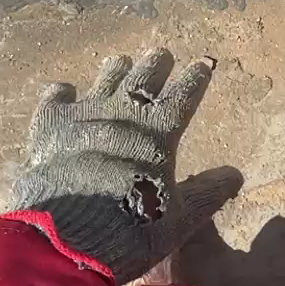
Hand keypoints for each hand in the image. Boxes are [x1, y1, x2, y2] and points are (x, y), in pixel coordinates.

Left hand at [8, 48, 241, 283]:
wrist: (68, 232)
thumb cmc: (133, 227)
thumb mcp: (181, 217)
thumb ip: (207, 193)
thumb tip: (235, 174)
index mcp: (160, 132)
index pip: (184, 96)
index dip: (195, 80)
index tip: (203, 64)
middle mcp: (125, 113)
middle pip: (143, 80)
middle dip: (154, 65)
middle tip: (160, 53)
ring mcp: (85, 115)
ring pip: (104, 82)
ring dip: (115, 71)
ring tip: (119, 61)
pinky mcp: (50, 126)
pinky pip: (55, 100)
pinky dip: (61, 93)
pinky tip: (62, 89)